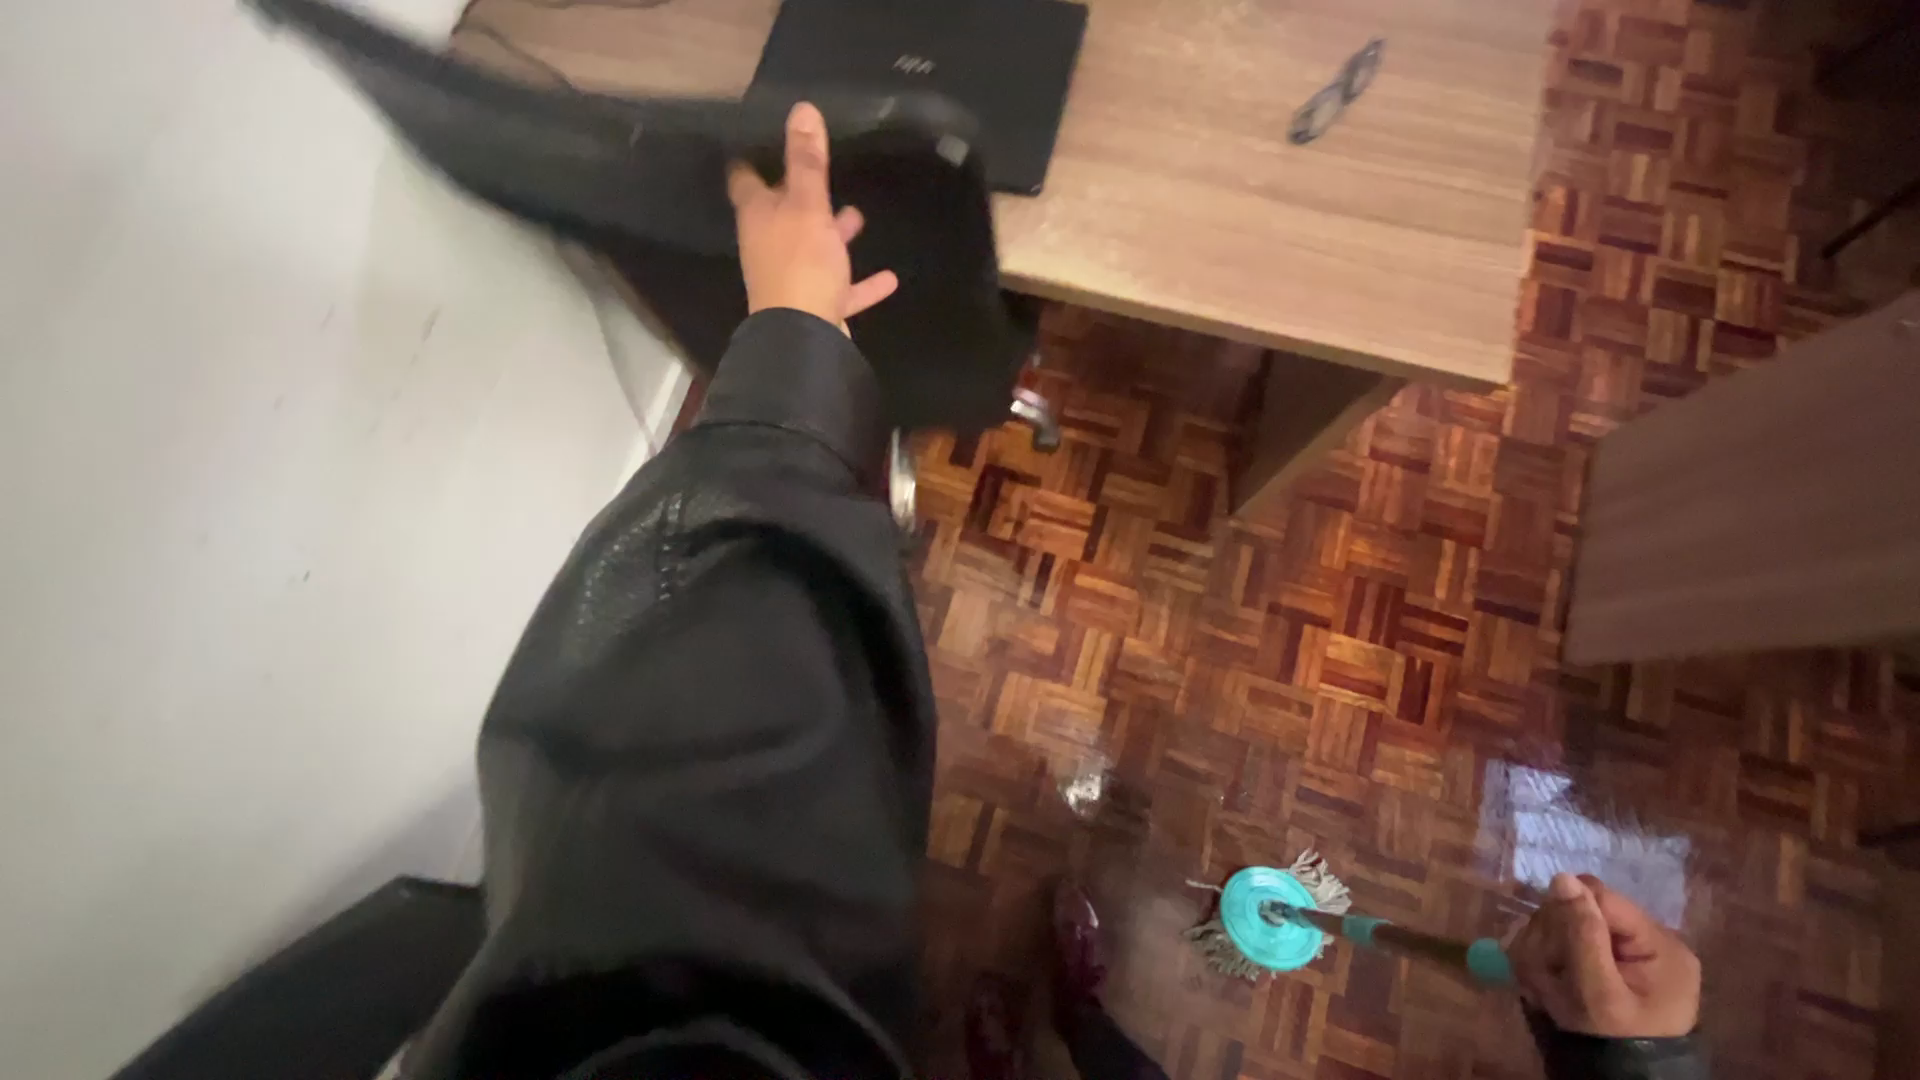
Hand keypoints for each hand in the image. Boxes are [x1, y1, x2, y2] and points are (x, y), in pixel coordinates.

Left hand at [727, 102, 898, 331]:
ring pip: (814, 249)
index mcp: (759, 216)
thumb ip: (807, 162)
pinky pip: (842, 289)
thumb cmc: (800, 263)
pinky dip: (863, 284)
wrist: (805, 336)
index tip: (770, 136)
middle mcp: (770, 245)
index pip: (746, 178)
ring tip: (858, 216)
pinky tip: (889, 277)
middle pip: (783, 214)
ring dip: (834, 234)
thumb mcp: (807, 205)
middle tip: (823, 172)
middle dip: (803, 194)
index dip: (755, 156)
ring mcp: (793, 278)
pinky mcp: (816, 306)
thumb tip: (802, 110)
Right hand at [1509, 873, 1701, 1038]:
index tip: (1551, 951)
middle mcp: (1647, 938)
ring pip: (1561, 919)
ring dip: (1542, 949)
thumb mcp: (1597, 992)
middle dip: (1550, 937)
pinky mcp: (1604, 955)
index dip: (1563, 914)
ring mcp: (1626, 947)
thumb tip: (1563, 877)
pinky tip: (1548, 980)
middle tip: (1547, 975)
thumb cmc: (1614, 1037)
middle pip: (1576, 905)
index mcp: (1659, 944)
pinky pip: (1562, 936)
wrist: (1621, 1077)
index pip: (1597, 896)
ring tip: (1545, 984)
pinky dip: (1545, 956)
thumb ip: (1582, 934)